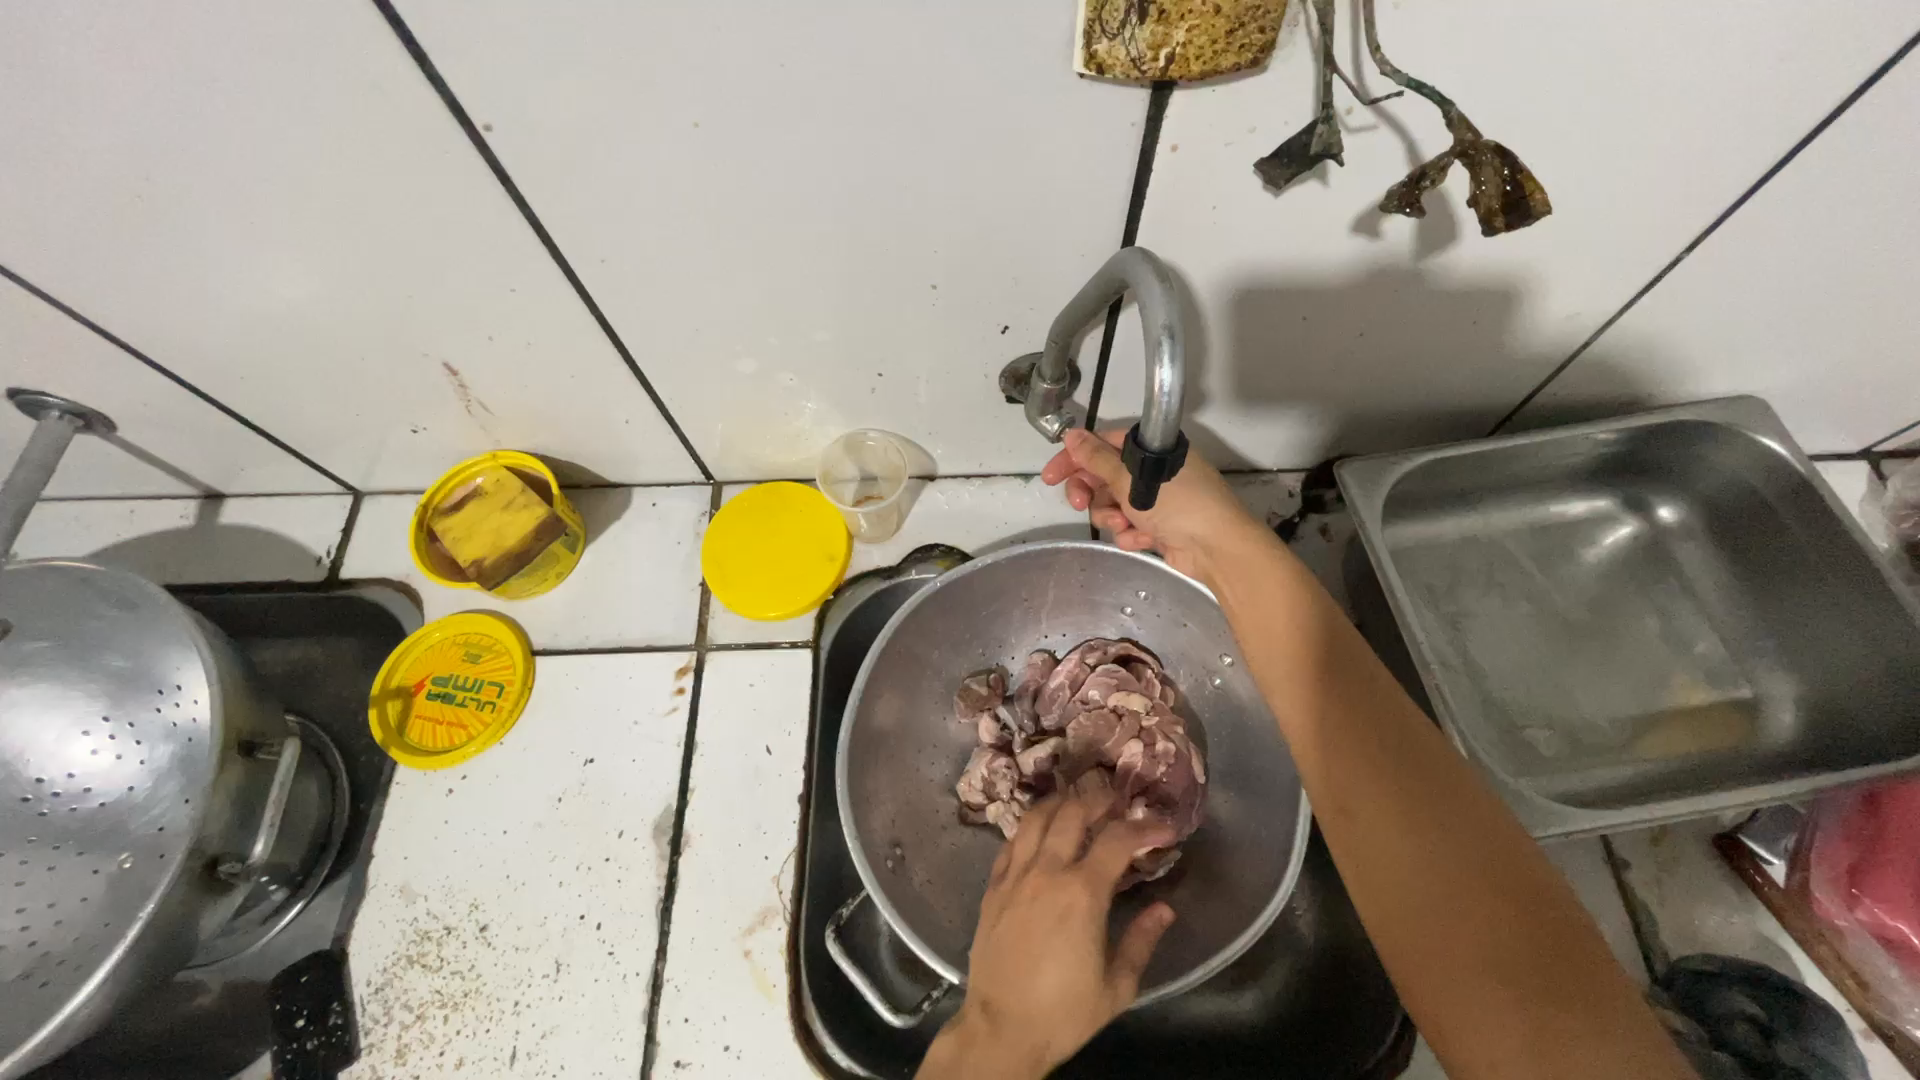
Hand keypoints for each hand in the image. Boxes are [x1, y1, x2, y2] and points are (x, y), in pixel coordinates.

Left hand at [916, 795, 1177, 1079]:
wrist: (1001, 1029)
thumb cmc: (1063, 1013)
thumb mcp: (1117, 986)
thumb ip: (1142, 941)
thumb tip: (1165, 908)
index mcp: (1082, 893)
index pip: (1118, 840)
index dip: (1145, 827)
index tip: (1165, 827)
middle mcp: (1046, 872)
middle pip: (1073, 812)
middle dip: (1100, 799)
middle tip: (1119, 800)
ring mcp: (1014, 875)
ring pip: (1035, 818)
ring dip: (1060, 802)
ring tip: (1078, 801)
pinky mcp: (993, 886)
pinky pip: (1011, 842)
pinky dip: (1029, 828)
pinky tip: (1039, 831)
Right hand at [1041, 427, 1265, 587]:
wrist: (1216, 547)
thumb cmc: (1178, 504)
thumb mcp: (1130, 478)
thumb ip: (1096, 458)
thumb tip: (1072, 436)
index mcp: (1151, 449)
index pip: (1102, 445)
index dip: (1074, 459)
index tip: (1051, 477)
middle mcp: (1153, 471)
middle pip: (1104, 477)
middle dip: (1091, 494)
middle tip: (1082, 505)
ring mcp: (1157, 499)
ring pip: (1113, 505)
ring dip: (1112, 517)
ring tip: (1125, 525)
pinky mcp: (1159, 525)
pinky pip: (1130, 526)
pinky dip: (1131, 533)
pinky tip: (1143, 539)